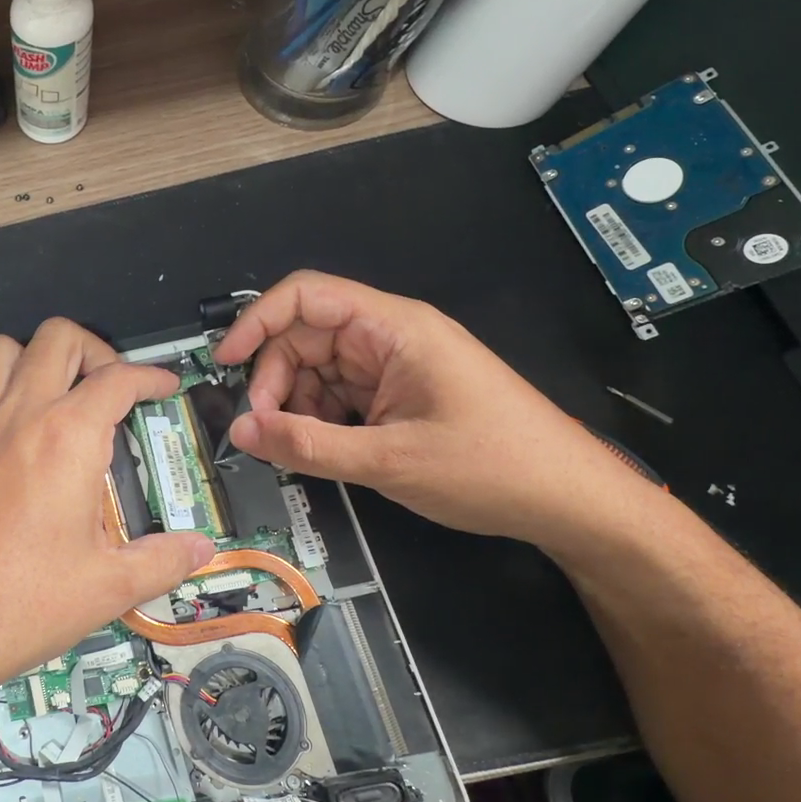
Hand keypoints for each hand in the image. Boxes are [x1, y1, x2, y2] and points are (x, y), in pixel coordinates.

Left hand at [0, 318, 214, 696]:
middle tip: (110, 386)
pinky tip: (0, 421)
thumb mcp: (109, 587)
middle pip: (58, 337)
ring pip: (0, 348)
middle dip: (94, 349)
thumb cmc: (20, 603)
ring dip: (33, 357)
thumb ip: (163, 560)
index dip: (149, 377)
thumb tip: (199, 549)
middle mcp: (20, 415)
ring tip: (56, 392)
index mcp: (67, 438)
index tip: (162, 387)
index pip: (118, 379)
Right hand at [212, 272, 661, 549]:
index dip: (256, 321)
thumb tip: (239, 430)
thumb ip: (307, 445)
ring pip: (315, 369)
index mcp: (393, 328)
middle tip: (263, 428)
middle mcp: (388, 338)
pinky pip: (337, 395)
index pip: (305, 296)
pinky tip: (323, 450)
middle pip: (303, 336)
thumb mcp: (390, 461)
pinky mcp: (398, 396)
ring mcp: (393, 367)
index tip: (224, 364)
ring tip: (298, 448)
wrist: (576, 505)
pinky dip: (319, 419)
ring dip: (295, 404)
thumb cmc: (493, 469)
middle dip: (273, 378)